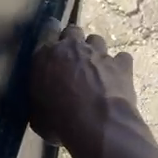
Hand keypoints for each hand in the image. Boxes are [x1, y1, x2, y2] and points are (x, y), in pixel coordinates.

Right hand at [29, 22, 141, 157]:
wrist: (96, 126)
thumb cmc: (59, 122)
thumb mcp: (37, 114)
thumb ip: (38, 98)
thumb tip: (40, 102)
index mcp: (46, 56)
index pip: (46, 31)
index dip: (50, 35)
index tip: (51, 45)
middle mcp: (72, 48)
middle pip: (73, 31)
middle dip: (73, 42)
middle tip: (72, 59)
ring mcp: (99, 54)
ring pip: (97, 40)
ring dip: (94, 51)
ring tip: (94, 68)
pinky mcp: (121, 64)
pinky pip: (121, 58)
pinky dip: (119, 66)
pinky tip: (116, 78)